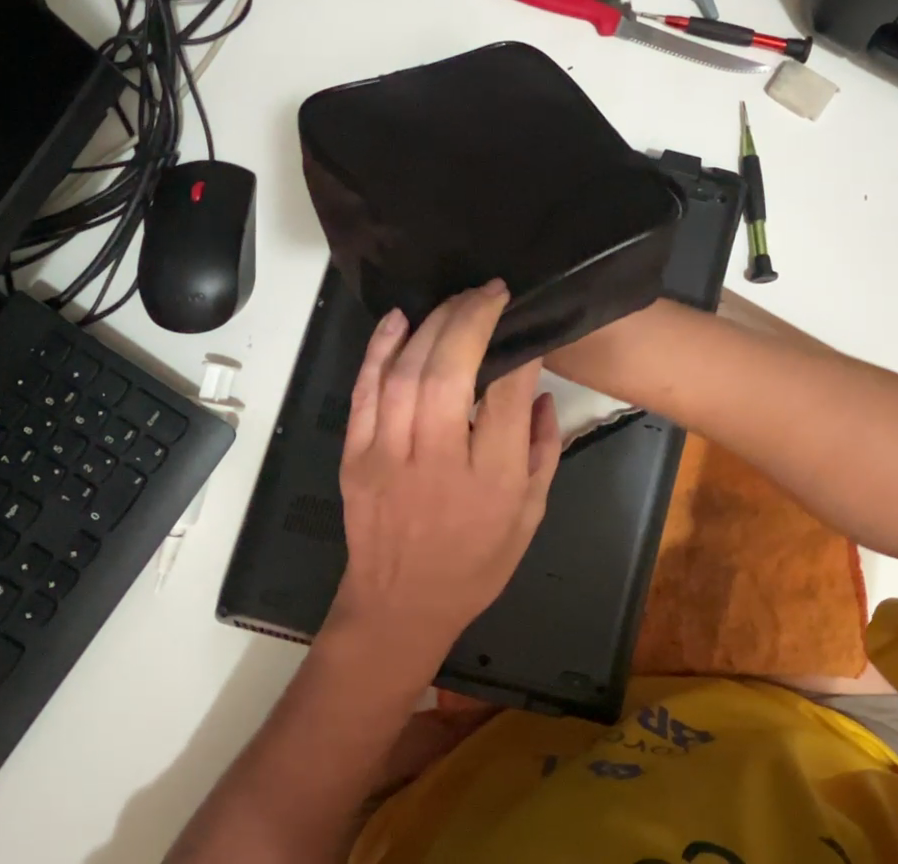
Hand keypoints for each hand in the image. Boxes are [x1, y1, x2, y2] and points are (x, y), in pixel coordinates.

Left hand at [331, 280, 560, 653]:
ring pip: (406, 372)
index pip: (505, 395)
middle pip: (450, 370)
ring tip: (458, 298)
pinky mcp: (355, 455)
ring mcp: (388, 455)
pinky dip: (379, 349)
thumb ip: (542, 451)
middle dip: (472, 318)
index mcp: (490, 480)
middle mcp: (438, 461)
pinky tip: (399, 319)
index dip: (518, 351)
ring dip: (433, 324)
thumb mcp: (530, 518)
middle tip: (491, 291)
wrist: (399, 606)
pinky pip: (365, 391)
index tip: (525, 326)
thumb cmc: (474, 565)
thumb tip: (540, 393)